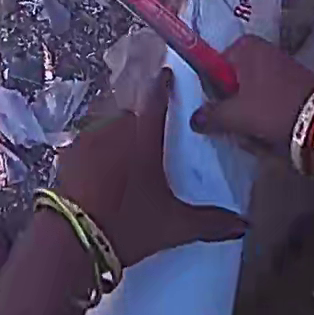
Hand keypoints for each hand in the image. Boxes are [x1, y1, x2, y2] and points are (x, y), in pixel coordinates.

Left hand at [54, 68, 245, 265]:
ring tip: (123, 156)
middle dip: (140, 121)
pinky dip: (95, 149)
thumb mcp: (173, 225)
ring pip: (108, 124)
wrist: (71, 239)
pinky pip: (88, 140)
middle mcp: (117, 126)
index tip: (167, 74)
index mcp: (144, 134)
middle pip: (132, 113)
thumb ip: (209, 221)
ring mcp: (90, 136)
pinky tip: (99, 169)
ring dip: (116, 134)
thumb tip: (244, 225)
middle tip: (148, 139)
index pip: (156, 96)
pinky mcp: (69, 151)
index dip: (163, 83)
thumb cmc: (128, 223)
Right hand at [188, 36, 313, 149]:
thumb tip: (194, 119)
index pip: (213, 69)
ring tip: (257, 134)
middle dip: (233, 108)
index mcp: (244, 46)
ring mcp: (277, 63)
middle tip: (240, 127)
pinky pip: (266, 98)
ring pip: (249, 94)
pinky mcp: (291, 80)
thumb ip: (211, 115)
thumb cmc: (272, 108)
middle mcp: (260, 48)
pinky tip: (270, 132)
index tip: (220, 115)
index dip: (214, 95)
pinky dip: (265, 115)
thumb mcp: (236, 115)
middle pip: (231, 83)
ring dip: (249, 116)